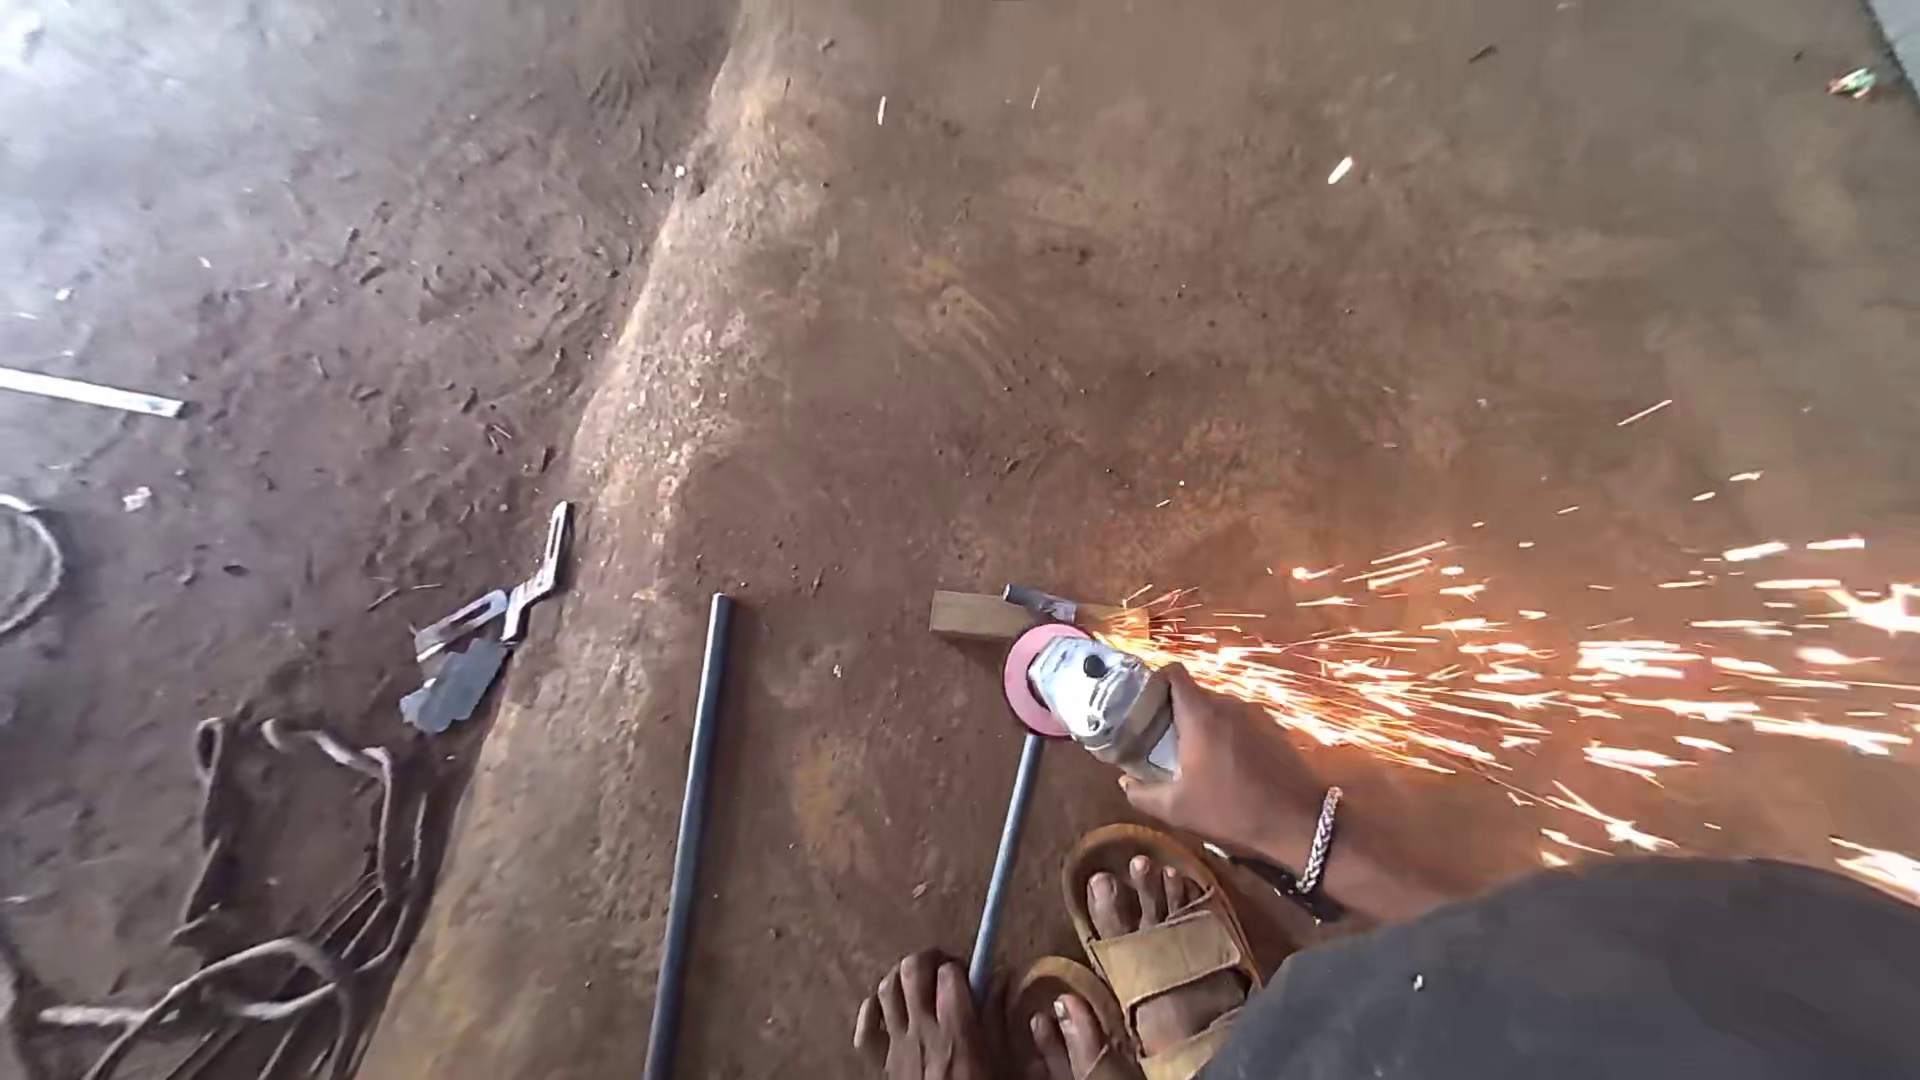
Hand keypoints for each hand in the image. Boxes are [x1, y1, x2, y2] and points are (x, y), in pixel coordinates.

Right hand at [1120, 664, 1324, 865]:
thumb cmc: (1234, 810)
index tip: (1144, 702)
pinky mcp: (1274, 728)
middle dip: (1175, 710)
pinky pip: (1239, 720)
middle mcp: (1227, 704)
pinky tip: (1229, 764)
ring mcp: (1254, 714)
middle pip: (1192, 692)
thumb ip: (1142, 793)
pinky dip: (1227, 733)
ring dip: (1202, 724)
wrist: (1304, 825)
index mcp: (1200, 714)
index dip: (1154, 680)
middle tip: (1163, 737)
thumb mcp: (1178, 809)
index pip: (1173, 672)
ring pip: (1216, 707)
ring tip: (1195, 754)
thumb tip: (1124, 781)